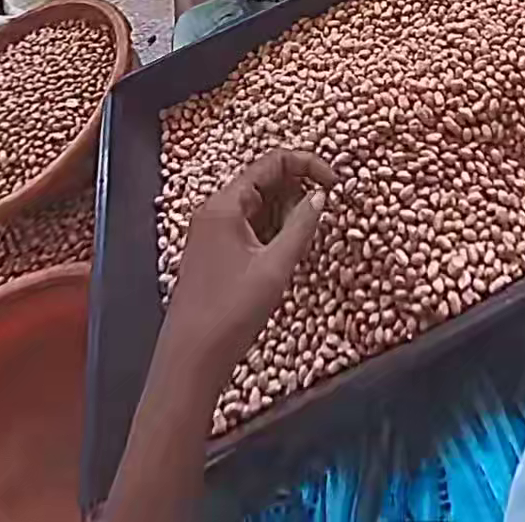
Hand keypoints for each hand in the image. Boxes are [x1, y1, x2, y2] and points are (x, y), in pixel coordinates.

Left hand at [162, 150, 337, 371]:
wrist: (189, 364)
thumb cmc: (231, 313)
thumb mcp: (275, 266)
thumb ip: (302, 225)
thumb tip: (321, 195)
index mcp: (224, 204)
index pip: (273, 162)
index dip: (308, 164)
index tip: (335, 183)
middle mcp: (216, 209)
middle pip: (266, 179)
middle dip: (299, 189)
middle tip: (323, 213)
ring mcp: (213, 230)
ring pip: (261, 203)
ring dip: (288, 211)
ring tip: (305, 237)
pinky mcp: (216, 250)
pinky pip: (252, 224)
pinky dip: (275, 229)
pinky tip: (287, 250)